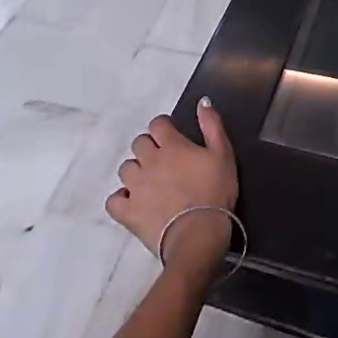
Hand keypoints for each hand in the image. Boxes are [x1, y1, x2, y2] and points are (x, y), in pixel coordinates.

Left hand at [106, 98, 237, 278]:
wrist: (198, 236)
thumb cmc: (215, 194)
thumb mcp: (223, 155)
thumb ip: (212, 126)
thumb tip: (203, 101)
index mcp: (171, 146)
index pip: (157, 124)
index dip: (164, 128)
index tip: (172, 137)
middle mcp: (148, 161)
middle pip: (139, 144)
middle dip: (149, 148)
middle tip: (164, 163)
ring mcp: (135, 186)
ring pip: (125, 168)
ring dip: (136, 172)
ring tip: (150, 184)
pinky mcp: (127, 211)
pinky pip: (114, 200)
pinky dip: (121, 199)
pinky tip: (133, 203)